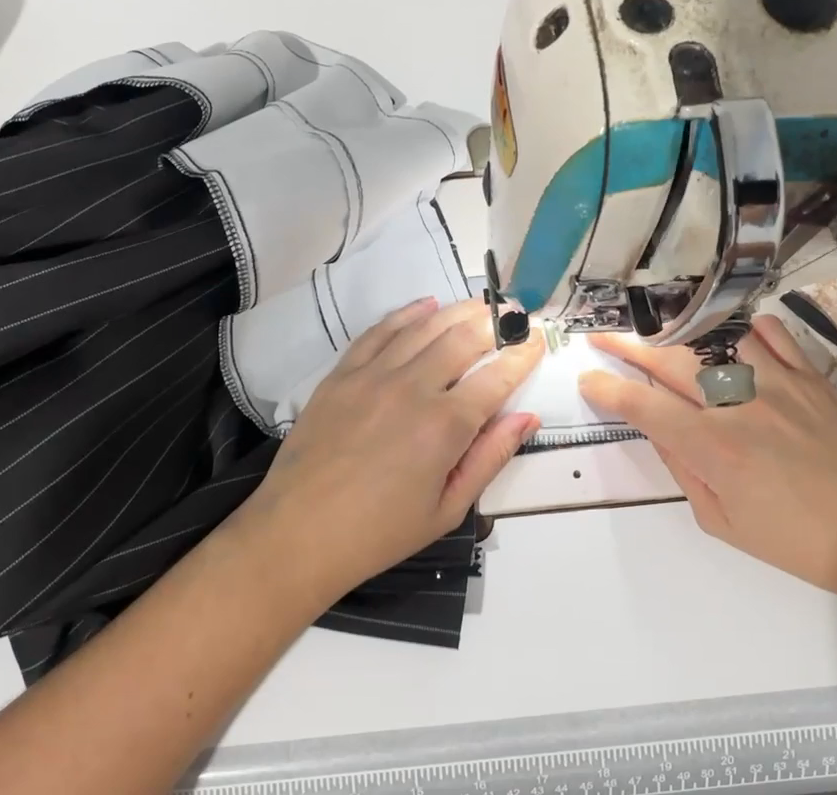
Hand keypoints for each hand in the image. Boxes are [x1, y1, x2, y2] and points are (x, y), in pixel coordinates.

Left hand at [230, 297, 543, 601]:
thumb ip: (490, 458)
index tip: (538, 340)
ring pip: (424, 327)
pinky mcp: (342, 374)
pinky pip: (379, 332)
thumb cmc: (379, 533)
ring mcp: (373, 375)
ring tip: (480, 303)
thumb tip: (527, 417)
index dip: (522, 355)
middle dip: (495, 322)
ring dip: (457, 311)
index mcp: (445, 426)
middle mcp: (413, 388)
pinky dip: (406, 314)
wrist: (298, 533)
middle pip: (463, 339)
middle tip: (515, 314)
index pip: (497, 377)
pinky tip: (425, 306)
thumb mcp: (448, 510)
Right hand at [579, 313, 836, 599]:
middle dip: (628, 346)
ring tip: (659, 329)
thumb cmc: (796, 541)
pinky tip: (729, 334)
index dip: (608, 390)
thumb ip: (683, 468)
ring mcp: (778, 382)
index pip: (643, 406)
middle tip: (604, 337)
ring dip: (679, 330)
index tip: (590, 380)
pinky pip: (771, 333)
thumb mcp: (722, 521)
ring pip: (716, 336)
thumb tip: (656, 428)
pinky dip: (744, 327)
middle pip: (670, 360)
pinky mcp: (810, 376)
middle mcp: (739, 404)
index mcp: (714, 448)